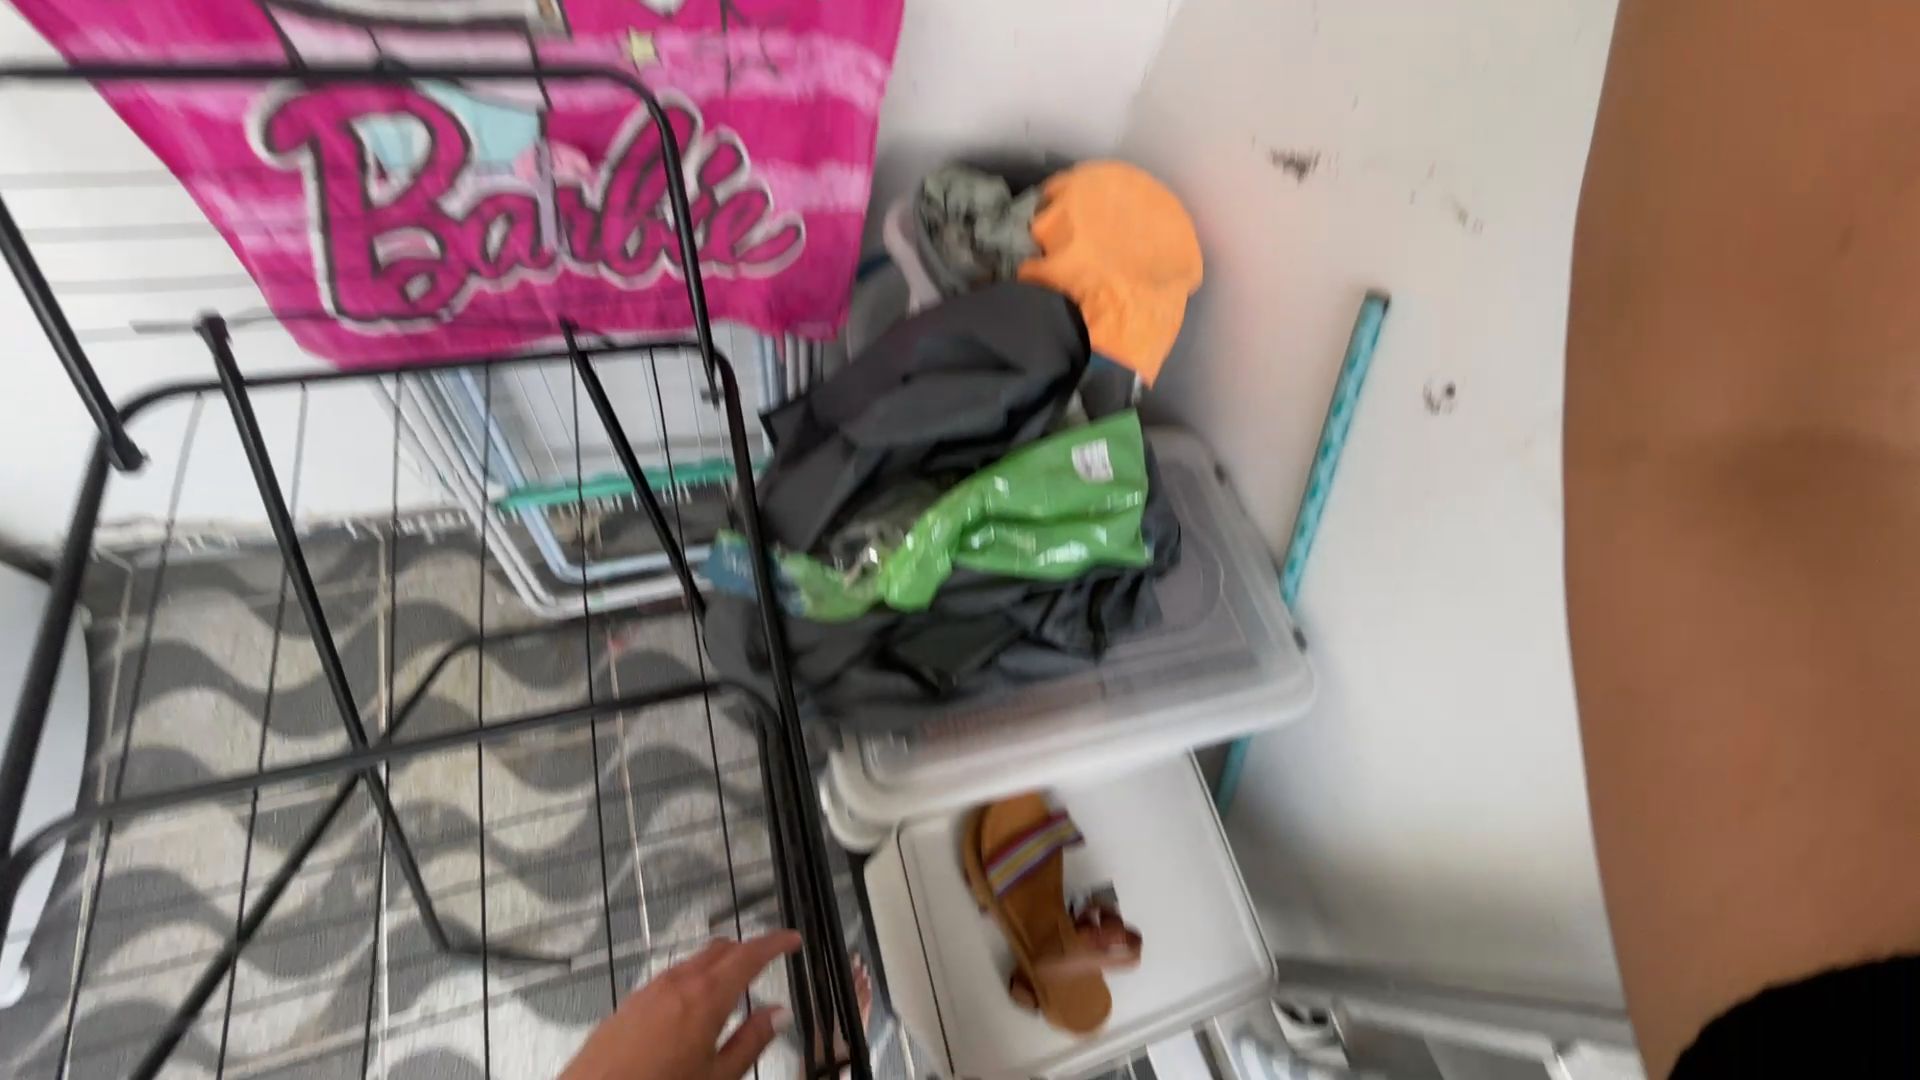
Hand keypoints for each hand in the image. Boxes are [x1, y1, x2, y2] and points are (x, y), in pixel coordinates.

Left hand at [560, 930, 800, 1079]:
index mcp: (707, 996)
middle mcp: (679, 981)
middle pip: (721, 949)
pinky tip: (689, 1008)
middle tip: (767, 962)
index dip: (776, 942)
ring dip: (718, 963)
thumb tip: (780, 1013)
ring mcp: (649, 990)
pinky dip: (691, 978)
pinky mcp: (627, 1004)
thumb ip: (750, 1042)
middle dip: (747, 950)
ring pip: (694, 960)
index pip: (750, 954)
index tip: (794, 938)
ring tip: (730, 986)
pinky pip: (670, 977)